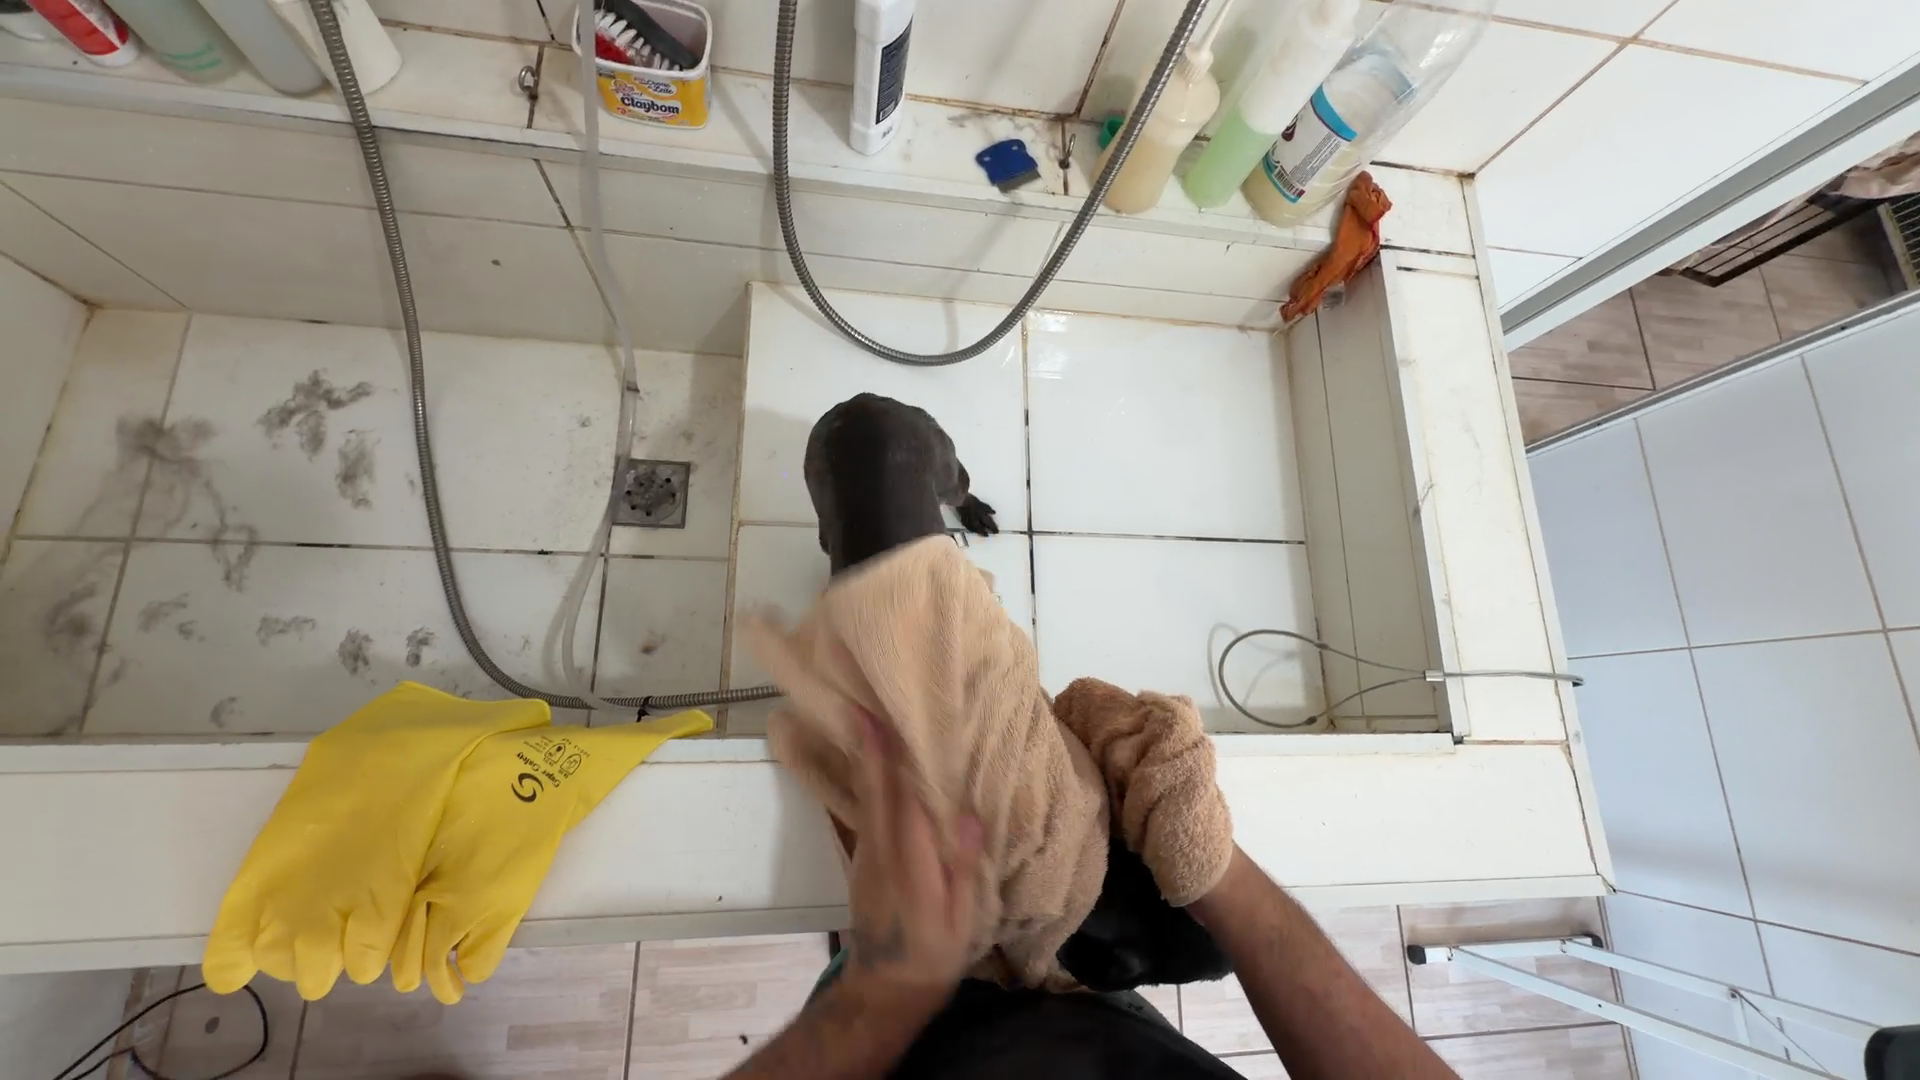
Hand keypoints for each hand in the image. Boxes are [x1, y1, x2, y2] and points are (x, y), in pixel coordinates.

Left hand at [843, 706, 984, 1007]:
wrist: (884, 988)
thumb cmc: (933, 952)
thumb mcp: (962, 919)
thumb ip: (964, 867)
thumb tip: (970, 815)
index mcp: (908, 860)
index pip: (897, 798)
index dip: (886, 759)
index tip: (876, 719)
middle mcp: (879, 849)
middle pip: (872, 787)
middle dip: (866, 744)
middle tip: (857, 702)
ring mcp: (865, 852)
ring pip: (864, 794)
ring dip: (865, 755)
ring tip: (867, 718)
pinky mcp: (862, 857)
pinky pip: (865, 806)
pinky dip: (868, 777)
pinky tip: (875, 760)